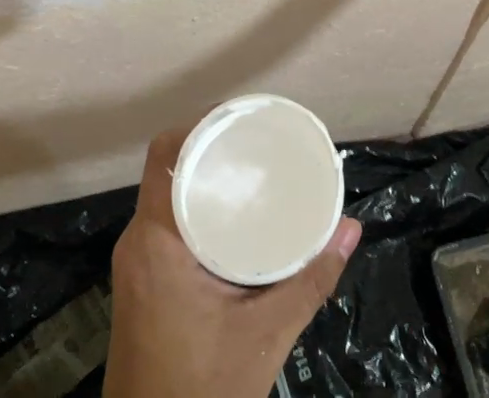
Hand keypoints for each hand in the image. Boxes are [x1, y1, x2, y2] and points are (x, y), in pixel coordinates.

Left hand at [103, 123, 363, 397]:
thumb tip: (351, 227)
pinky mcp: (143, 282)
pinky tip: (235, 216)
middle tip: (264, 143)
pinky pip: (168, 223)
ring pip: (169, 198)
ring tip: (256, 170)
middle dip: (214, 149)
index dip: (201, 124)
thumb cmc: (203, 387)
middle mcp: (138, 243)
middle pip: (169, 170)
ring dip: (207, 179)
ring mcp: (136, 264)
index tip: (246, 117)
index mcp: (157, 242)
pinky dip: (199, 208)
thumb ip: (312, 278)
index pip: (165, 155)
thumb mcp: (266, 333)